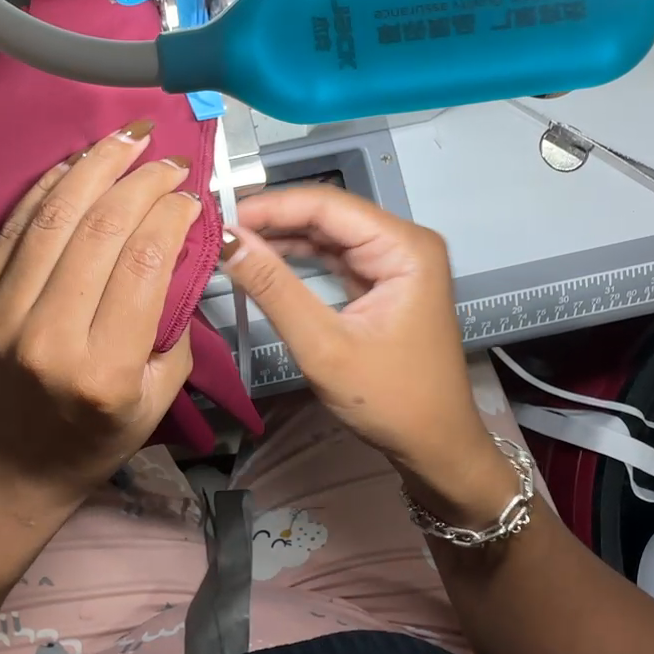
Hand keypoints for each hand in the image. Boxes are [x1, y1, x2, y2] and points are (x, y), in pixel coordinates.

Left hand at [0, 119, 202, 509]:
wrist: (19, 462)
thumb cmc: (99, 435)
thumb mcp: (160, 394)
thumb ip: (174, 320)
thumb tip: (178, 244)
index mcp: (103, 369)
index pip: (142, 263)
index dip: (169, 215)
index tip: (188, 195)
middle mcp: (48, 336)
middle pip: (99, 231)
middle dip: (139, 181)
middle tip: (167, 159)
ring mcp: (2, 314)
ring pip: (53, 218)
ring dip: (94, 167)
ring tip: (126, 138)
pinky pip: (14, 228)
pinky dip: (47, 188)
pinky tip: (76, 164)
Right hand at [222, 187, 501, 504]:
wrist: (436, 448)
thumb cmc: (391, 400)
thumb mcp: (323, 345)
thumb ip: (273, 287)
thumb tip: (226, 240)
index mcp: (405, 247)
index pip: (327, 205)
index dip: (270, 206)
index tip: (220, 216)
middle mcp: (403, 241)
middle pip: (326, 214)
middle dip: (271, 220)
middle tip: (217, 229)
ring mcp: (393, 260)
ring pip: (325, 233)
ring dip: (279, 237)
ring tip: (229, 241)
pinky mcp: (380, 279)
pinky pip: (331, 256)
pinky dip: (295, 258)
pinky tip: (260, 258)